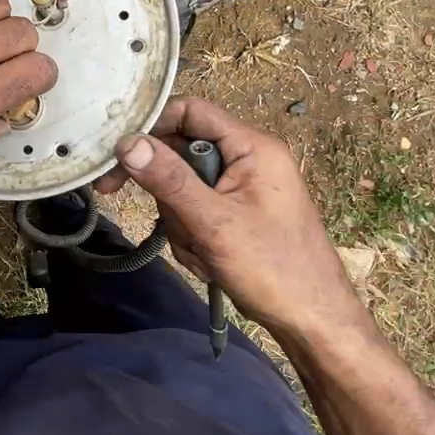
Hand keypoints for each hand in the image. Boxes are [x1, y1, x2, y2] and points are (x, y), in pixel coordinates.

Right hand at [96, 97, 374, 350]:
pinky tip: (208, 260)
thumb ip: (169, 180)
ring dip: (180, 221)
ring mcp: (241, 188)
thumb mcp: (214, 223)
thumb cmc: (274, 270)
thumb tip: (127, 143)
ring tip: (201, 251)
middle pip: (180, 151)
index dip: (152, 126)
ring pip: (182, 186)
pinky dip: (190, 235)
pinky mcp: (236, 213)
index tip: (119, 154)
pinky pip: (194, 210)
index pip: (190, 111)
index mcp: (252, 148)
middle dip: (166, 190)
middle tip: (151, 212)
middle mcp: (247, 159)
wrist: (315, 324)